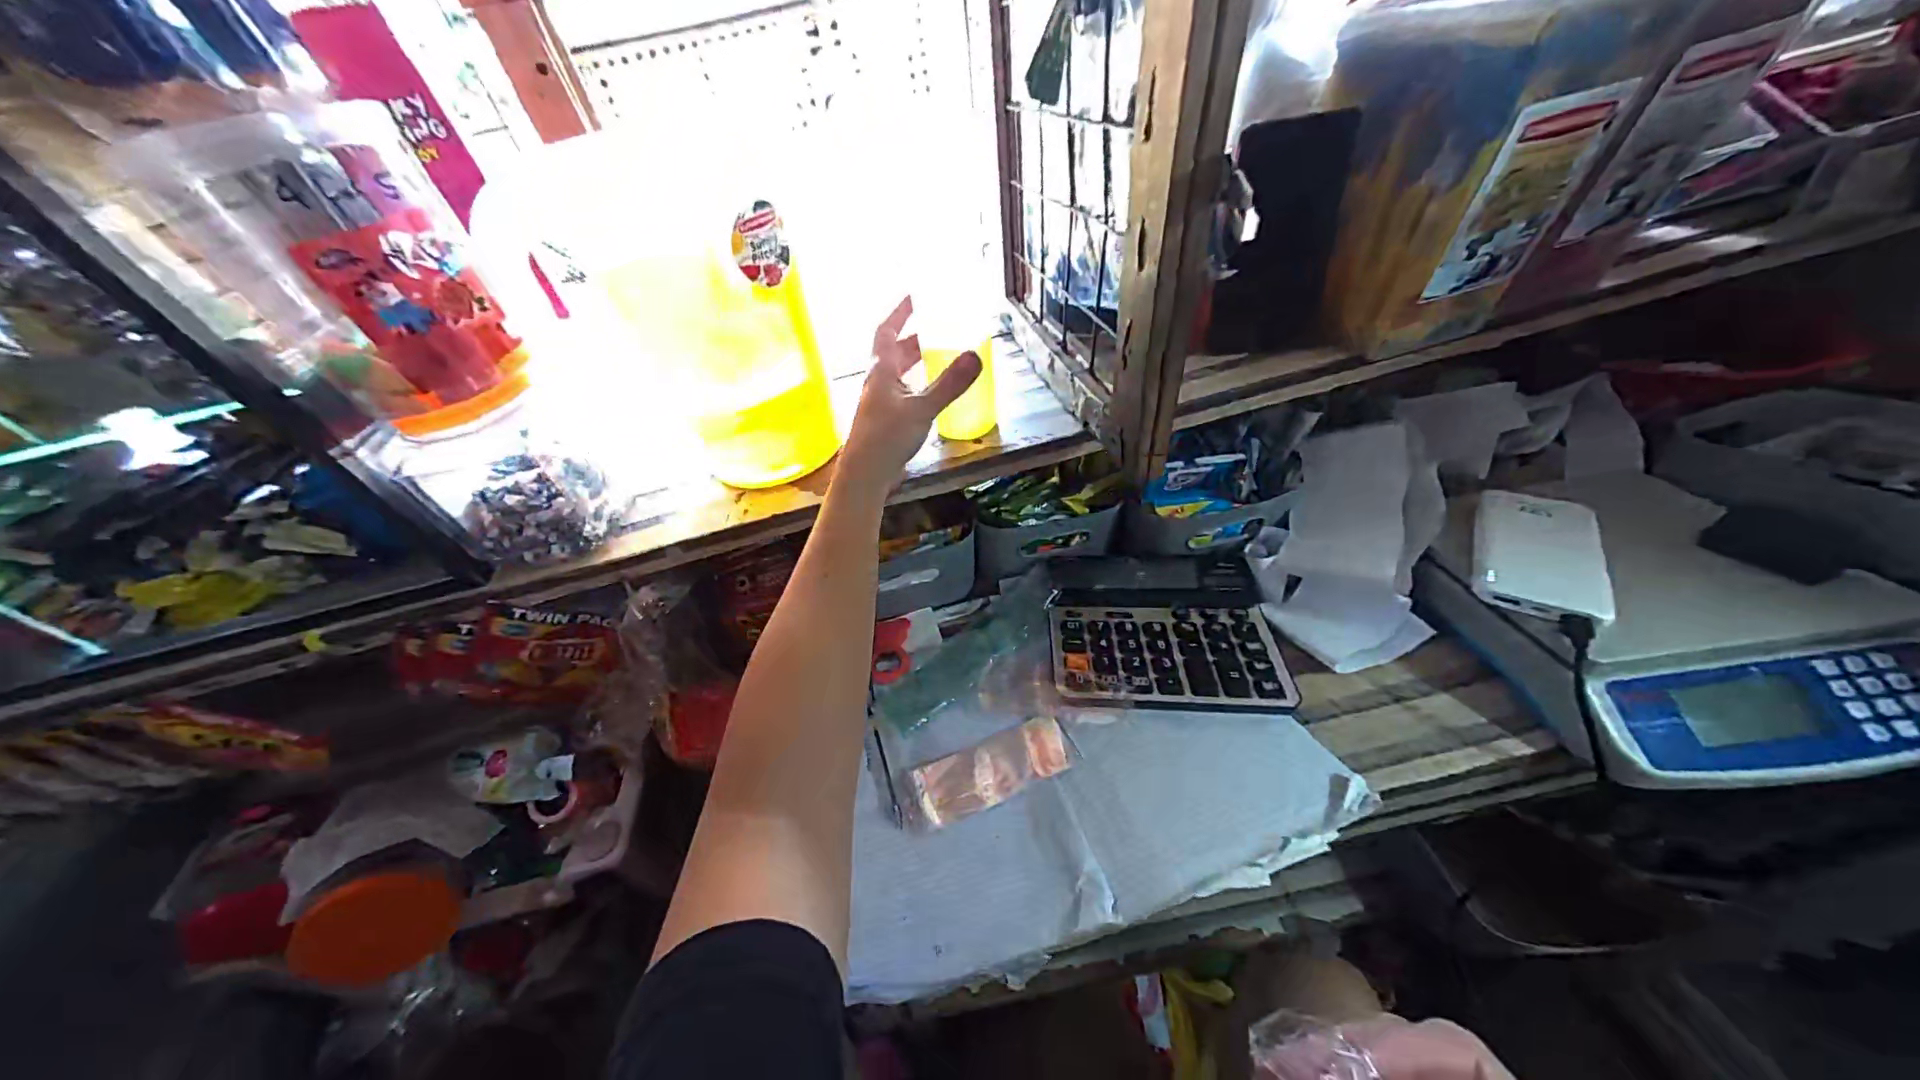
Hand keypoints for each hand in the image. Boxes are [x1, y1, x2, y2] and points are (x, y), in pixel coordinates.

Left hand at [836, 296, 981, 498]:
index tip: (913, 296)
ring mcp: (879, 403)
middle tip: (935, 328)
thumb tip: (975, 355)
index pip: (887, 332)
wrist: (864, 474)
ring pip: (897, 374)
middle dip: (913, 338)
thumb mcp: (921, 409)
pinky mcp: (885, 421)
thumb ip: (949, 384)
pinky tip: (929, 394)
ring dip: (914, 362)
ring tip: (936, 356)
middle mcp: (877, 383)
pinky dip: (916, 385)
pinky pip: (902, 392)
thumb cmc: (886, 438)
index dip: (900, 312)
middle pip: (893, 352)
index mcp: (881, 372)